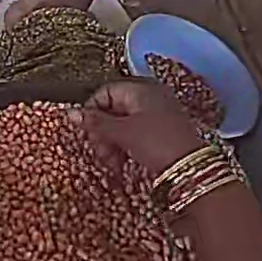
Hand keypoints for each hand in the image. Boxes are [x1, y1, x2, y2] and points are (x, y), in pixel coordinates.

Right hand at [77, 80, 205, 177]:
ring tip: (111, 162)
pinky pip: (133, 135)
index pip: (105, 92)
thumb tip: (69, 112)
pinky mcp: (160, 133)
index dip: (92, 110)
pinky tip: (121, 162)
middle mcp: (149, 98)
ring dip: (111, 143)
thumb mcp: (123, 132)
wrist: (192, 170)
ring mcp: (156, 116)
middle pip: (112, 109)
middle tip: (99, 151)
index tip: (87, 130)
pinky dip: (124, 147)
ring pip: (122, 124)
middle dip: (102, 131)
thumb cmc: (157, 143)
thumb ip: (95, 122)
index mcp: (141, 90)